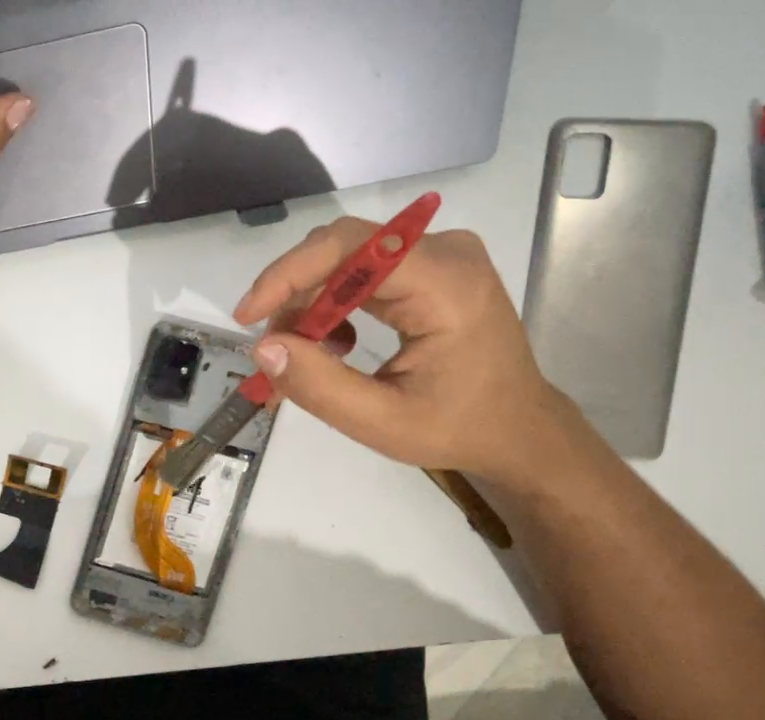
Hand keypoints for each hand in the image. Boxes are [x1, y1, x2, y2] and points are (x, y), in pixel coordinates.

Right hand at [233, 218, 589, 490]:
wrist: (516, 427)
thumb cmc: (456, 427)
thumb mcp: (380, 421)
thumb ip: (319, 385)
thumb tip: (264, 348)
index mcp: (446, 286)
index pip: (351, 247)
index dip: (290, 273)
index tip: (248, 315)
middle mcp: (446, 253)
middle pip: (344, 248)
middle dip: (295, 295)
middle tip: (270, 349)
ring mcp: (441, 257)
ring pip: (348, 259)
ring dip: (310, 305)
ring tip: (298, 357)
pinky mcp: (432, 269)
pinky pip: (363, 272)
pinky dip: (332, 306)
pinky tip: (333, 347)